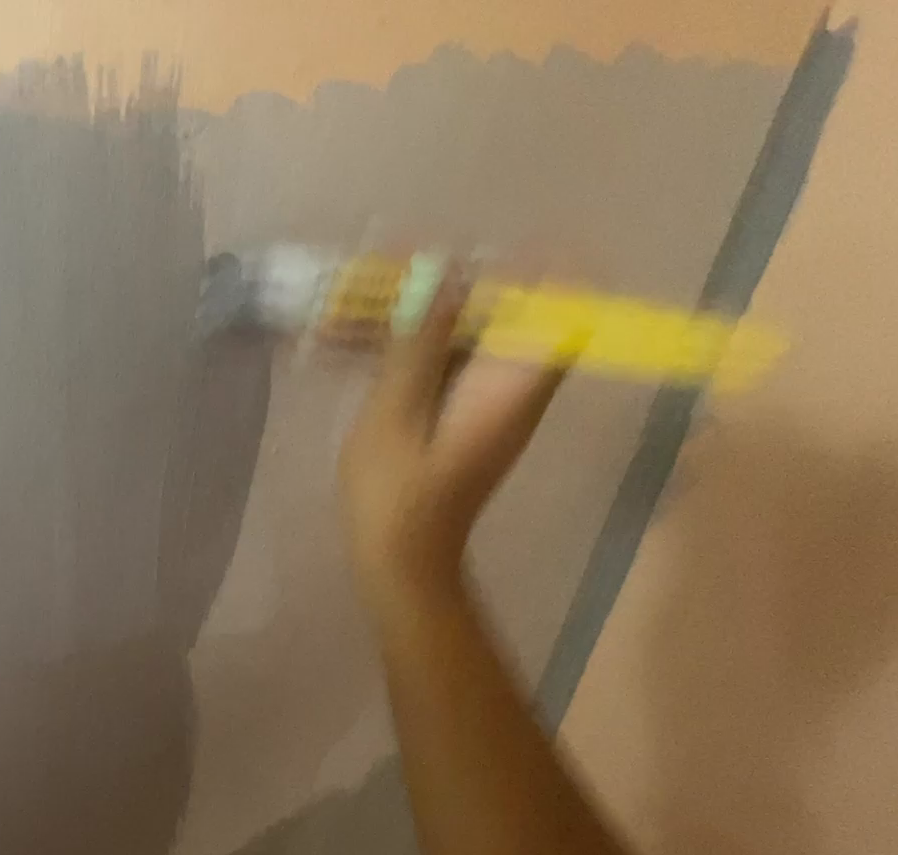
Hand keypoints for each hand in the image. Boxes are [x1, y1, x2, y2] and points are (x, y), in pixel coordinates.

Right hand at [338, 266, 565, 602]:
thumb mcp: (395, 414)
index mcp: (514, 376)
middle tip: (371, 271)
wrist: (400, 561)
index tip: (460, 251)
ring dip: (401, 312)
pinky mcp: (456, 408)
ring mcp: (484, 393)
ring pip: (456, 326)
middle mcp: (512, 376)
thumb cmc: (396, 496)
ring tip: (337, 306)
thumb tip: (439, 271)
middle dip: (435, 279)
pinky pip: (435, 356)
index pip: (560, 292)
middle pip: (496, 301)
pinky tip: (337, 343)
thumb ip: (418, 341)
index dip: (524, 257)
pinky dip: (395, 346)